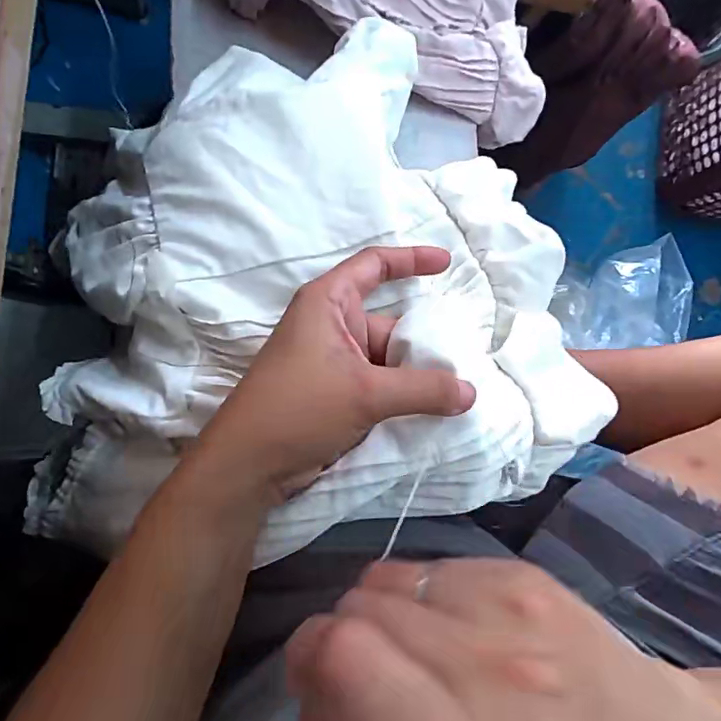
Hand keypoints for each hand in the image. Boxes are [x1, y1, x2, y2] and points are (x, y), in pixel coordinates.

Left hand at [188, 246, 476, 507]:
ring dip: (417, 376)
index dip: (410, 259)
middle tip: (470, 364)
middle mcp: (330, 326)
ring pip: (387, 360)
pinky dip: (402, 396)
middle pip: (389, 323)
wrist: (250, 462)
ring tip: (462, 394)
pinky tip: (436, 412)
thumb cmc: (300, 407)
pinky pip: (378, 385)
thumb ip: (422, 389)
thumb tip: (470, 392)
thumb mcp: (366, 394)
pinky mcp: (334, 394)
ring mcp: (332, 362)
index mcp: (328, 303)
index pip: (373, 265)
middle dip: (424, 342)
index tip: (448, 262)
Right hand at [285, 559, 720, 720]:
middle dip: (335, 644)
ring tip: (403, 658)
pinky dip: (421, 599)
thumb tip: (329, 697)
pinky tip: (450, 635)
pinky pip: (435, 568)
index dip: (304, 660)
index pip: (343, 652)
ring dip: (375, 618)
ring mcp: (511, 610)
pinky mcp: (529, 577)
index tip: (311, 697)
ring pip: (387, 578)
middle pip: (356, 608)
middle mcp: (484, 669)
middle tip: (354, 688)